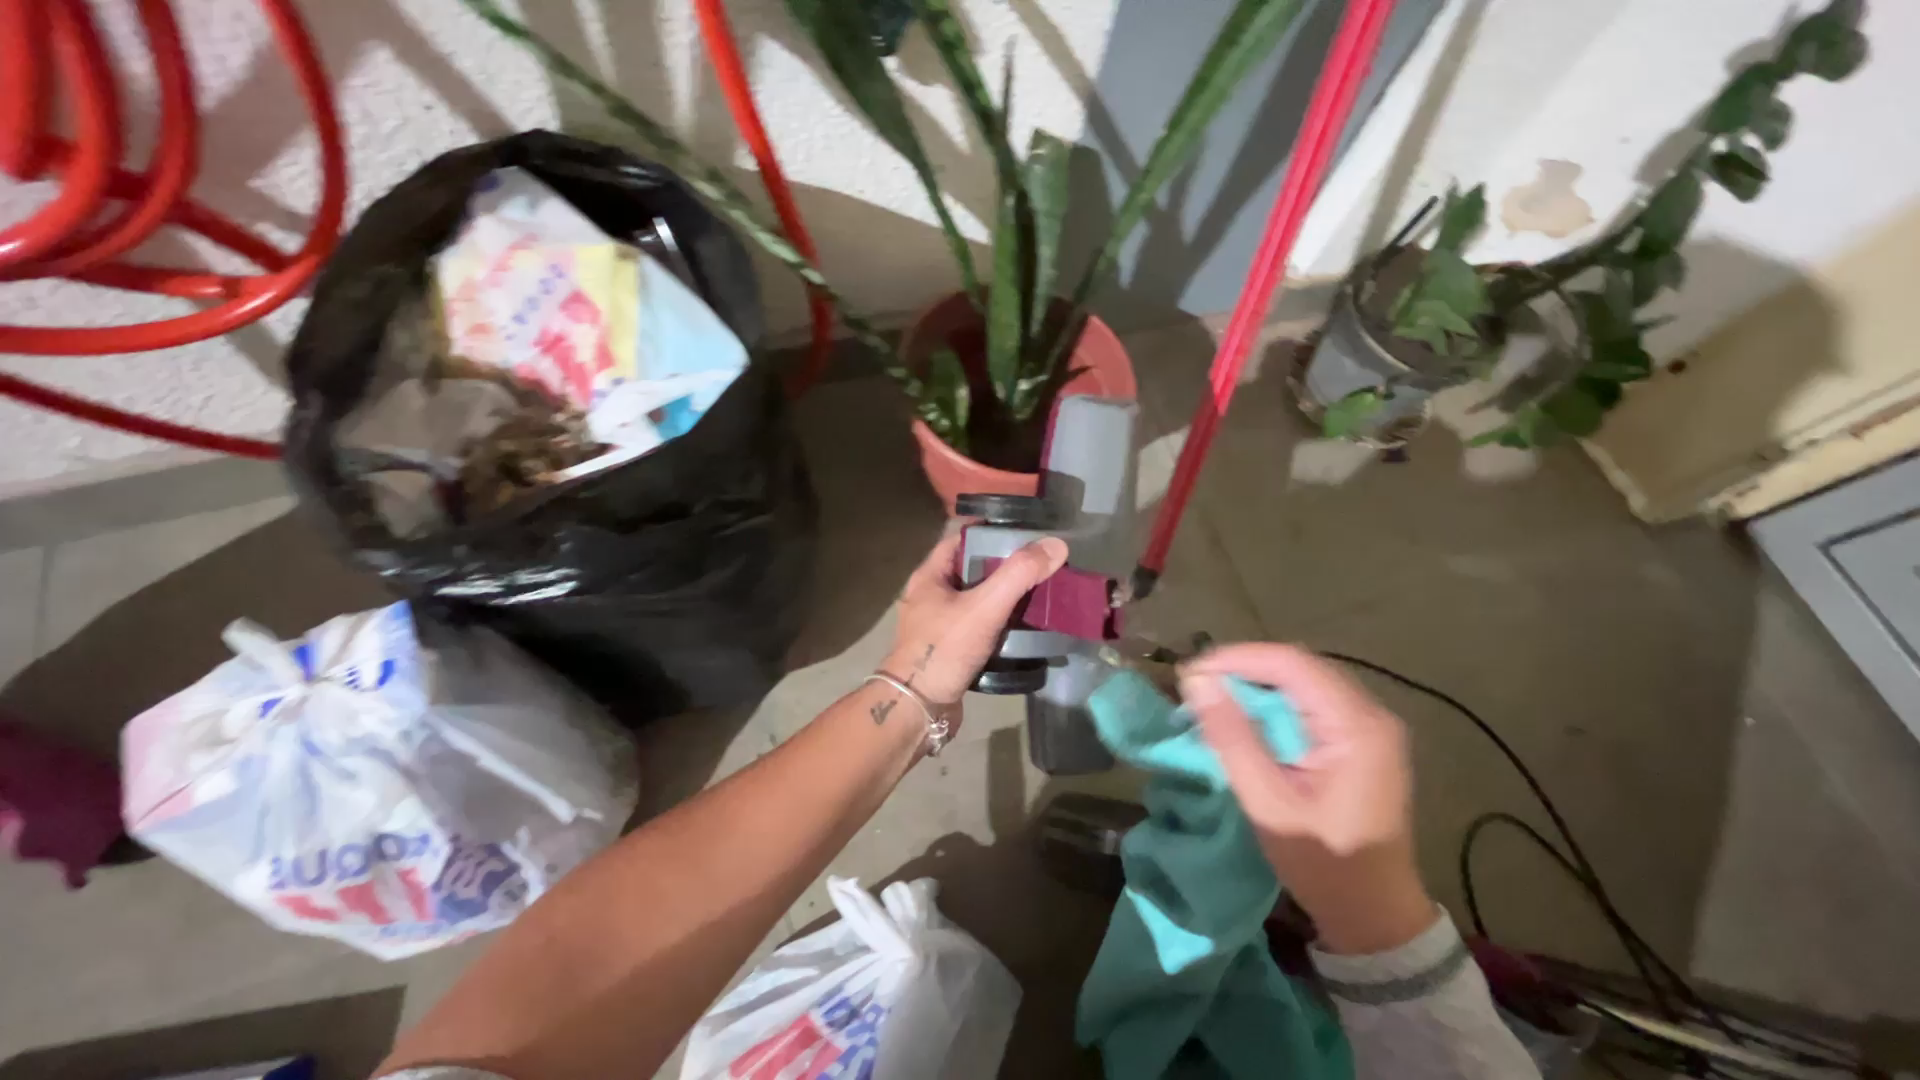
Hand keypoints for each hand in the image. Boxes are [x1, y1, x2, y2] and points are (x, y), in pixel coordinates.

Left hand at [884, 532, 1068, 706]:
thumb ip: (1018, 575)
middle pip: (973, 570)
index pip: (962, 540)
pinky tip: (1025, 627)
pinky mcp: (949, 650)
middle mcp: (931, 596)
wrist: (917, 709)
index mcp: (929, 576)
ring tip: (1041, 593)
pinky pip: (978, 627)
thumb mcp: (984, 607)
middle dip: (1005, 567)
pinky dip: (1000, 624)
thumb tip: (1055, 545)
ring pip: (977, 601)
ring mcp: (938, 625)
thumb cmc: (944, 650)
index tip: (1026, 534)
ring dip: (1004, 598)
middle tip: (1041, 565)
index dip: (992, 533)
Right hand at [1181, 644, 1435, 954]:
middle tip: (1197, 687)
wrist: (1376, 916)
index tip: (1191, 675)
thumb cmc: (1323, 864)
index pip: (1292, 663)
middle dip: (1245, 669)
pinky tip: (1248, 717)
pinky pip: (1315, 703)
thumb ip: (1233, 739)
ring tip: (1214, 698)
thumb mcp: (1269, 804)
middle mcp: (1372, 714)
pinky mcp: (1364, 742)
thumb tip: (1198, 683)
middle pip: (1301, 666)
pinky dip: (1277, 703)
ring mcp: (1372, 728)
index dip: (1237, 659)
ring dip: (1259, 683)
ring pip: (1307, 681)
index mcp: (1357, 726)